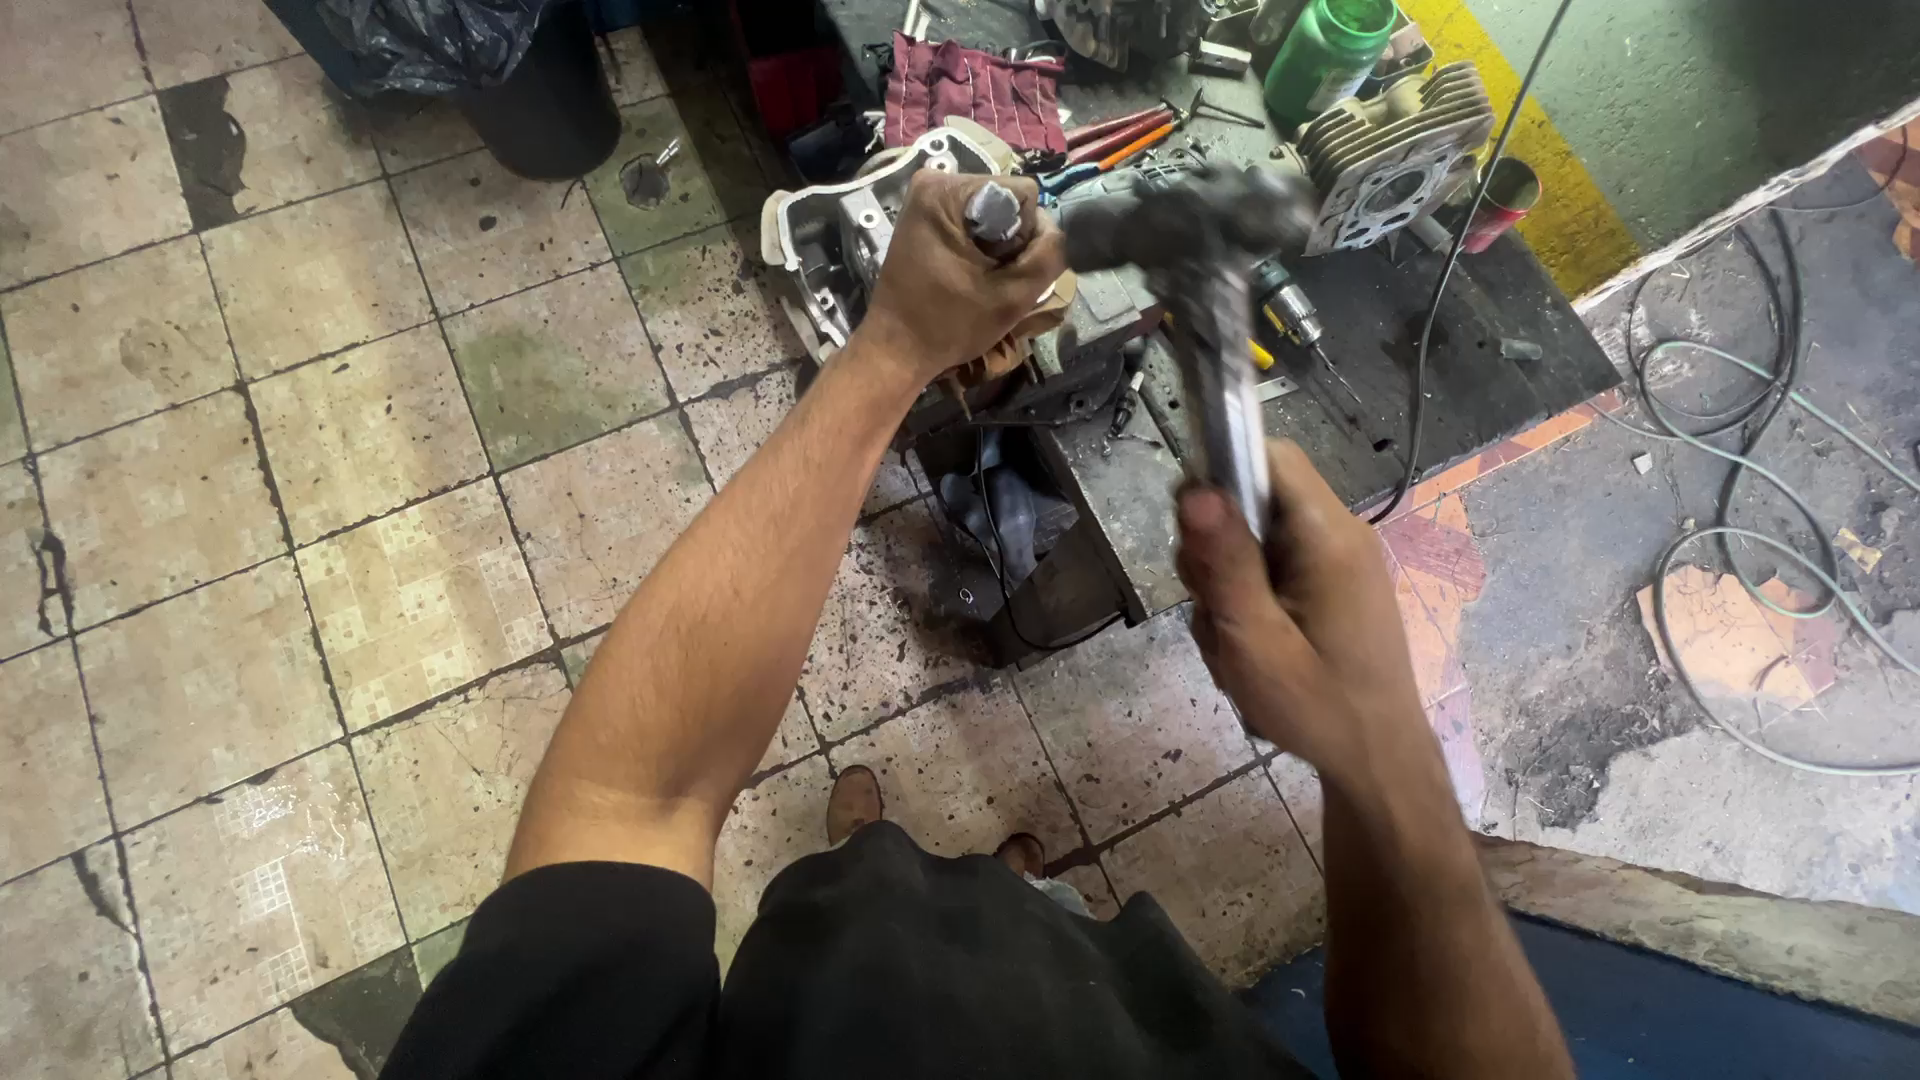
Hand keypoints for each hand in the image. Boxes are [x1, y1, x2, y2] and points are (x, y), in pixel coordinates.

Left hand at [855, 171, 1066, 384]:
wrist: (897, 351)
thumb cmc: (949, 326)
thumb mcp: (1012, 297)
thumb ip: (1048, 256)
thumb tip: (1056, 231)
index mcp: (947, 190)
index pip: (1024, 196)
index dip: (1026, 237)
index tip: (1001, 272)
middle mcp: (933, 182)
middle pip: (1007, 201)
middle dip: (1009, 243)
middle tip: (988, 282)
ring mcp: (926, 200)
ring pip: (993, 215)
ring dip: (996, 250)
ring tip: (976, 282)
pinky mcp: (924, 219)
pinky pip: (973, 225)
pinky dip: (979, 251)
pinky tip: (966, 277)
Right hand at [1175, 439, 1426, 779]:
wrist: (1376, 763)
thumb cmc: (1316, 707)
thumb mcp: (1256, 640)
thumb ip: (1225, 564)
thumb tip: (1194, 489)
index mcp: (1328, 537)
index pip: (1269, 456)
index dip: (1219, 470)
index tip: (1188, 526)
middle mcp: (1335, 536)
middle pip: (1251, 501)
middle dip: (1213, 550)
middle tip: (1214, 609)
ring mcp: (1332, 563)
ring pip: (1249, 541)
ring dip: (1223, 585)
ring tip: (1233, 643)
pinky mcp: (1325, 587)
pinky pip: (1266, 572)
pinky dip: (1243, 603)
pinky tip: (1249, 648)